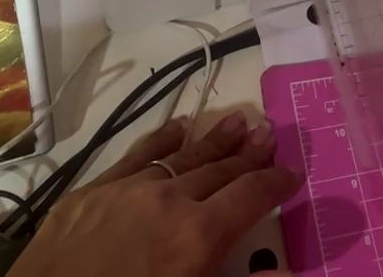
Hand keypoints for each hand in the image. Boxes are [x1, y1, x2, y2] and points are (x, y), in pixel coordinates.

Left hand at [14, 112, 302, 276]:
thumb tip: (283, 273)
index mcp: (197, 237)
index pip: (249, 198)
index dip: (275, 184)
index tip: (292, 173)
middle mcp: (169, 201)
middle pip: (218, 170)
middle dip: (248, 154)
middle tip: (268, 133)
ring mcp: (127, 189)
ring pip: (182, 156)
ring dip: (213, 140)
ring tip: (237, 121)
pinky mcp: (90, 191)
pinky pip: (135, 155)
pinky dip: (161, 140)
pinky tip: (177, 128)